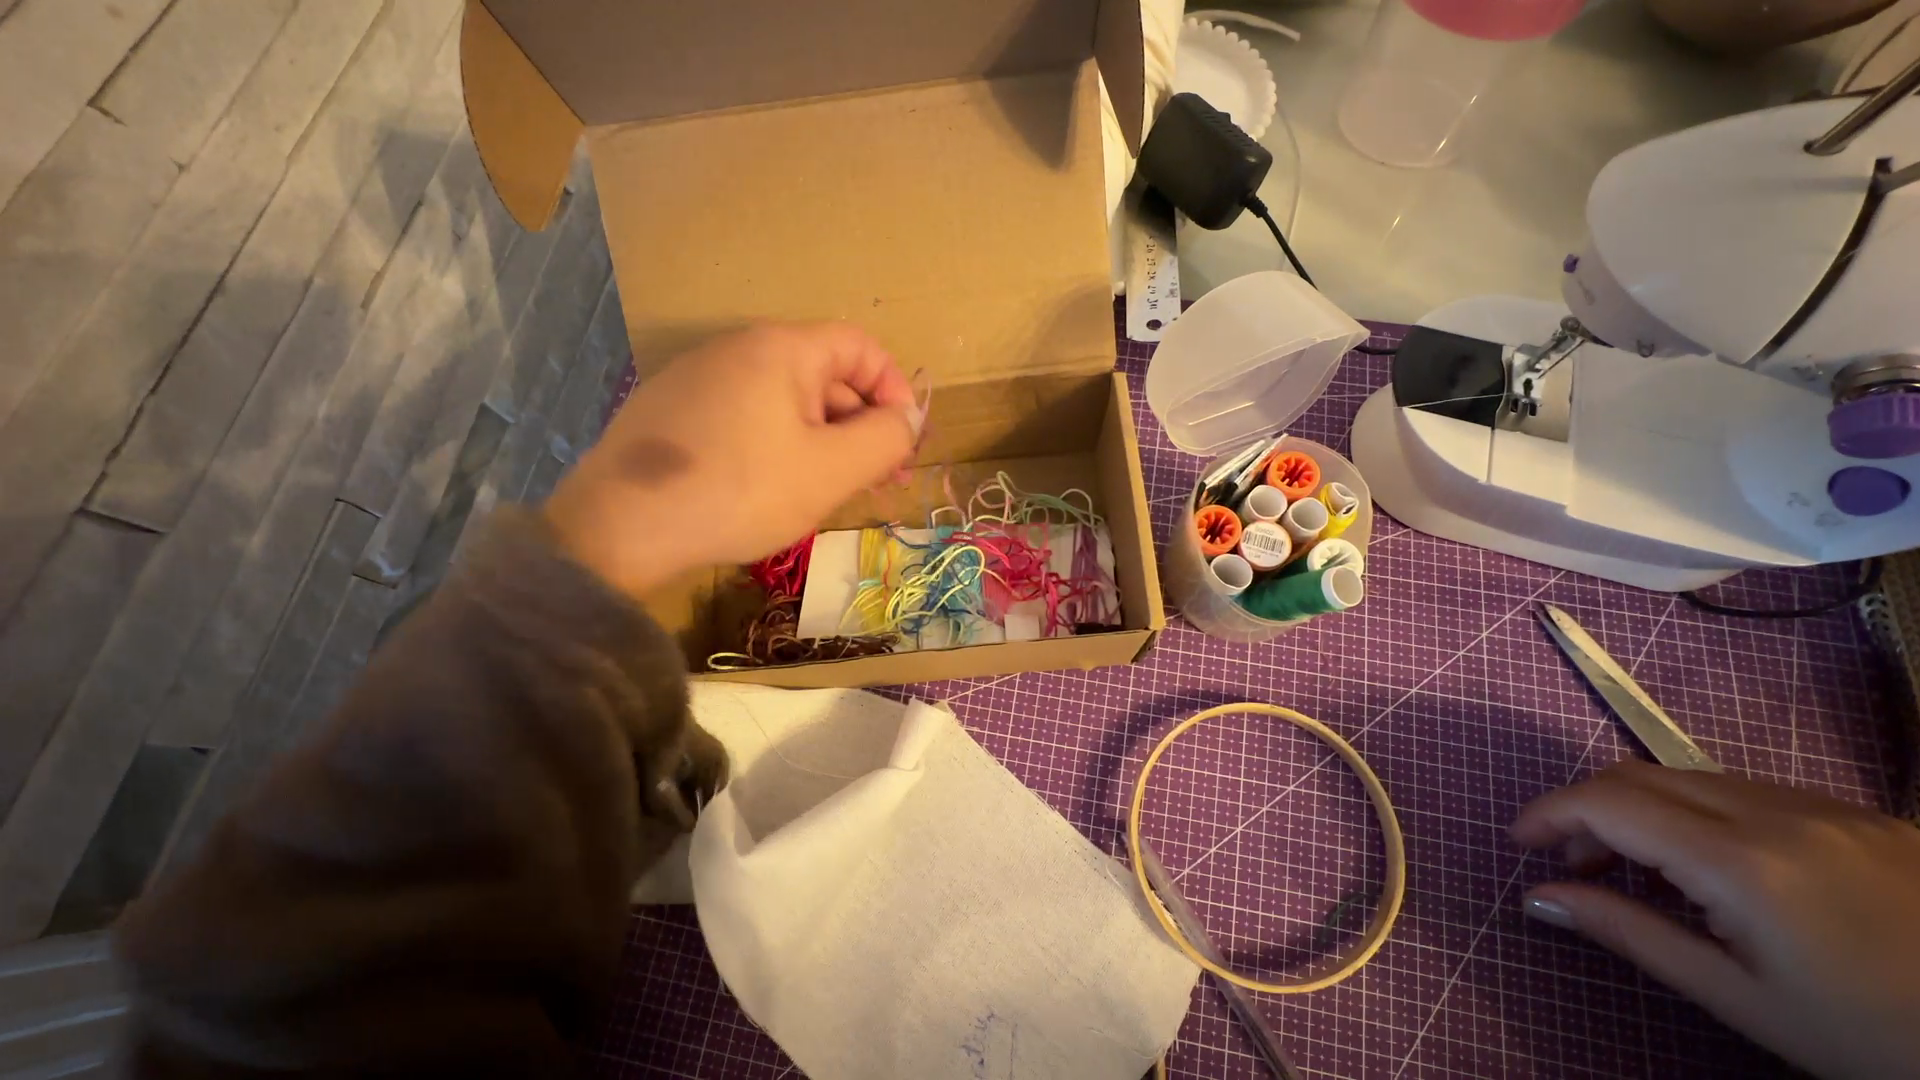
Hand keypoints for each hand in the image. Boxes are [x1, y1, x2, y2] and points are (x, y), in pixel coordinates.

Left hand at [543, 323, 916, 598]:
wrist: (619, 526)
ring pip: (781, 399)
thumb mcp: (830, 471)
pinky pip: (742, 415)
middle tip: (868, 479)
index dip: (894, 389)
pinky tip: (765, 489)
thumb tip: (910, 417)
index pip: (860, 346)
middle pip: (821, 373)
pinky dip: (772, 443)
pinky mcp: (669, 410)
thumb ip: (885, 440)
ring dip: (816, 438)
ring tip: (820, 490)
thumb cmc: (740, 491)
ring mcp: (696, 376)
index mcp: (781, 348)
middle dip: (856, 423)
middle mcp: (736, 347)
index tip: (901, 441)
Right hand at [1511, 761, 1919, 1079]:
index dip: (1549, 813)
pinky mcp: (1862, 815)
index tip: (1518, 843)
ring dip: (1637, 805)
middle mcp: (1777, 812)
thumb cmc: (1875, 1035)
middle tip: (1569, 860)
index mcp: (1743, 861)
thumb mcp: (1741, 999)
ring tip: (1633, 866)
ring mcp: (1826, 807)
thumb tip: (1539, 896)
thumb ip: (1628, 934)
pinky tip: (1709, 864)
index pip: (1609, 802)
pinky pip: (1744, 790)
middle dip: (1585, 807)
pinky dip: (1693, 810)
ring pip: (1688, 776)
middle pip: (1639, 774)